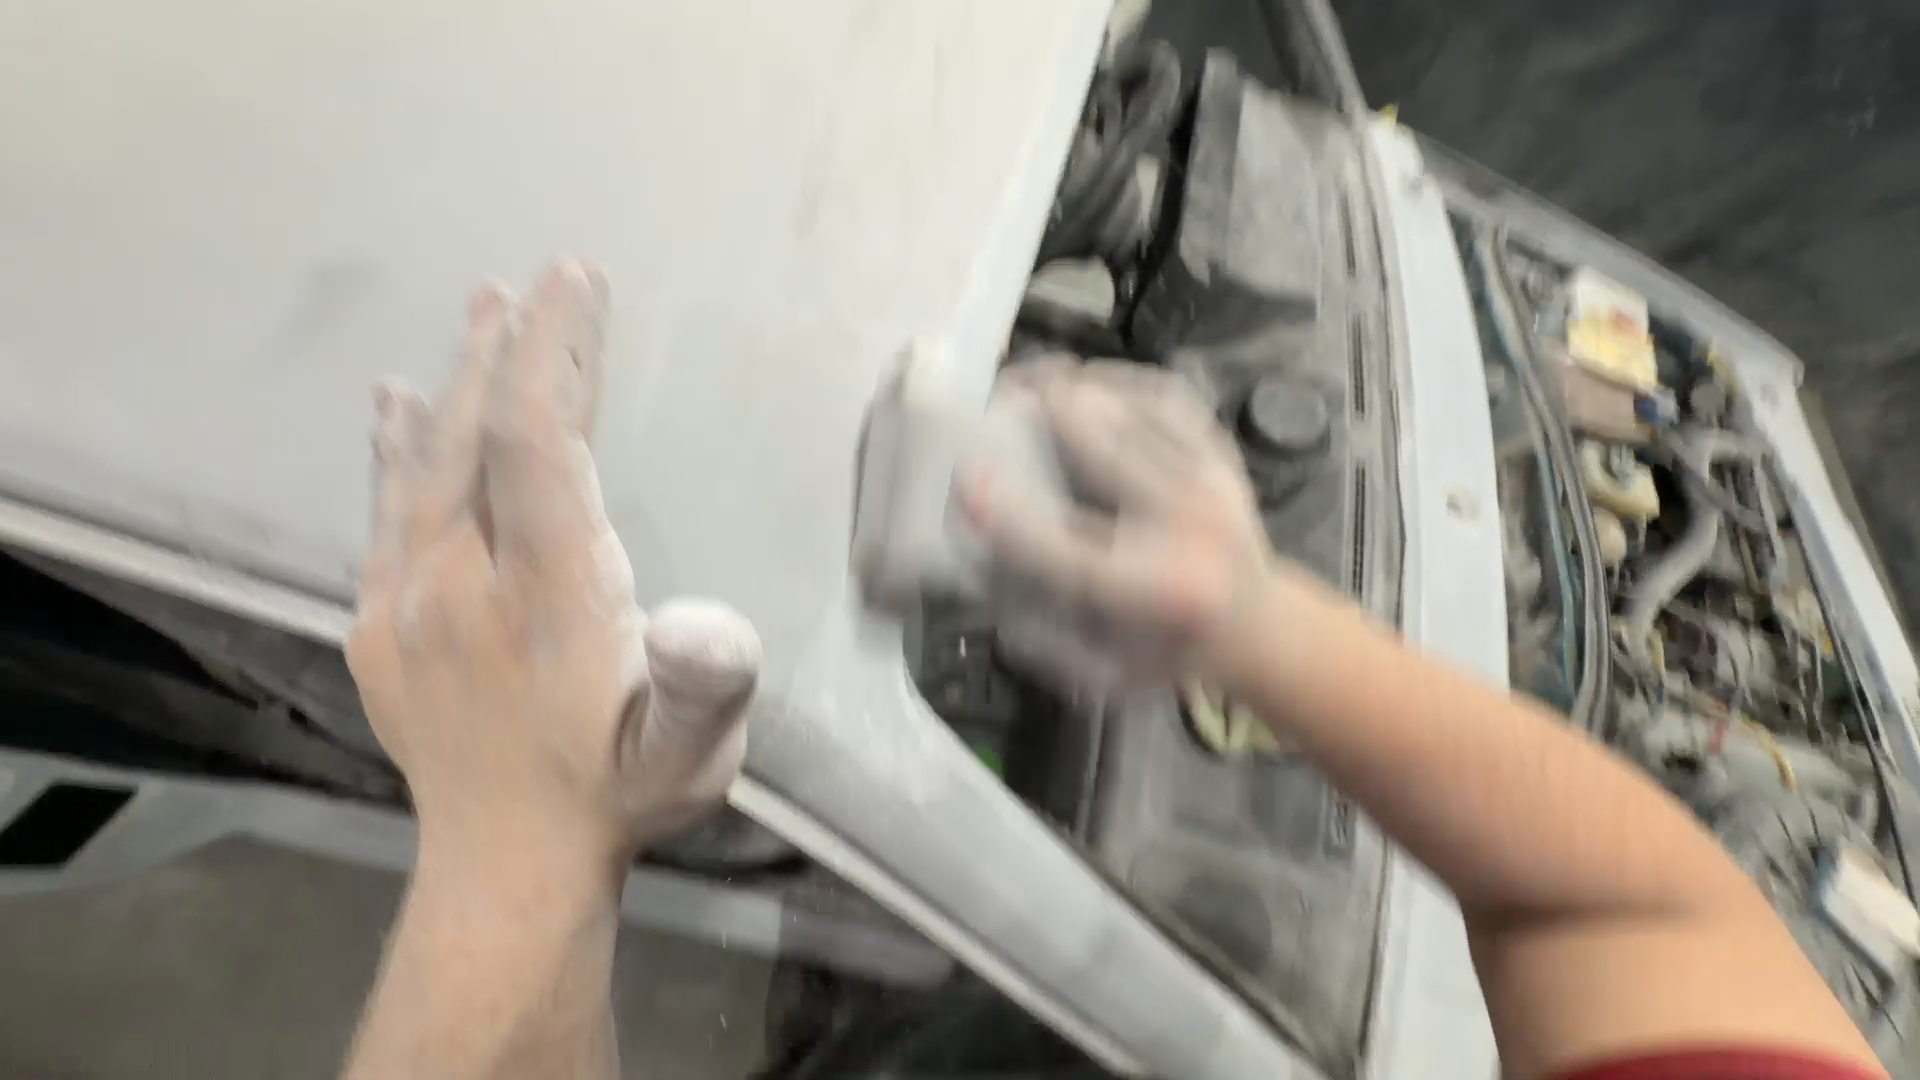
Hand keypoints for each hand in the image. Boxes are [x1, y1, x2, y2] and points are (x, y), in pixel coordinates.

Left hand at [346, 261, 760, 874]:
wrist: (510, 866)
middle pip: (480, 435)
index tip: (574, 285)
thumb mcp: (693, 750)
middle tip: (541, 284)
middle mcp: (462, 581)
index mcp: (547, 594)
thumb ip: (705, 684)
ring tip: (479, 313)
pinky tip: (399, 403)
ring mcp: (408, 601)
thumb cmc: (621, 792)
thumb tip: (697, 621)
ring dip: (460, 380)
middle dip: (515, 350)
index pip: (538, 444)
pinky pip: (385, 509)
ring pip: (428, 462)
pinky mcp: (383, 625)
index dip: (555, 354)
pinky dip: (397, 445)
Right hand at [955, 360, 1271, 692]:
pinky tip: (1084, 377)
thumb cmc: (1168, 651)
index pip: (1069, 553)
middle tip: (993, 404)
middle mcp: (1190, 531)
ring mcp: (1211, 483)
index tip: (967, 479)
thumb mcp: (1105, 674)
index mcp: (1157, 593)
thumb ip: (1044, 642)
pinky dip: (1120, 379)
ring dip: (1073, 389)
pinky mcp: (1219, 454)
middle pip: (1107, 456)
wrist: (1259, 625)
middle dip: (1042, 417)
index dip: (1012, 518)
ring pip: (1134, 415)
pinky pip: (1167, 399)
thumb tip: (987, 582)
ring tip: (1026, 379)